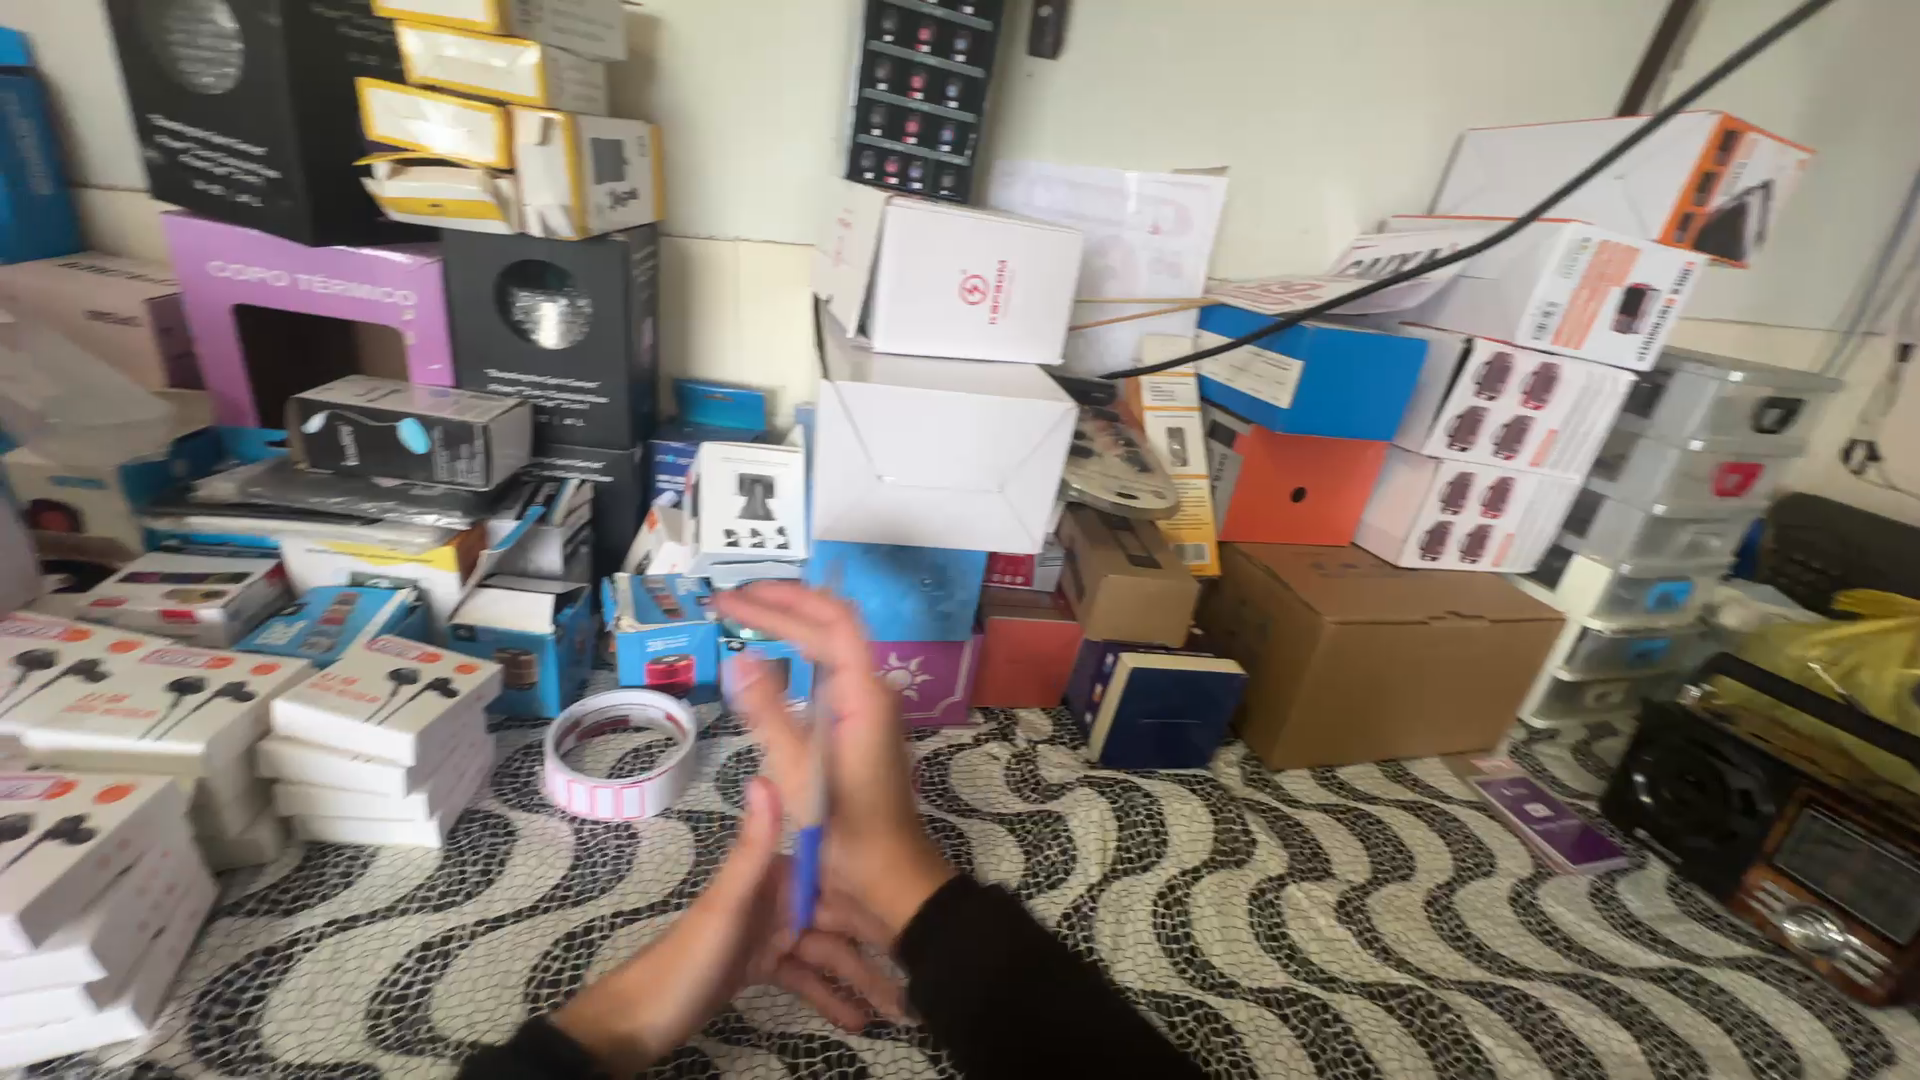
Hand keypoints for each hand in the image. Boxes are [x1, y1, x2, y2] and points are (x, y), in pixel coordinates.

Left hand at [551, 778, 905, 1073]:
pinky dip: (828, 996)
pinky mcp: (761, 966)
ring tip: (897, 1009)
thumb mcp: (727, 904)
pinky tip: (857, 1019)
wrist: (635, 1022)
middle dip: (875, 950)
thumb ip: (753, 846)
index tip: (910, 912)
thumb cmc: (687, 959)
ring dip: (859, 980)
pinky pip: (804, 977)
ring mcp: (770, 933)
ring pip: (826, 953)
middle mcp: (778, 898)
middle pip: (837, 922)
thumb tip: (766, 775)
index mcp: (774, 876)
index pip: (835, 881)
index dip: (872, 897)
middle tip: (914, 978)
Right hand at [715, 582, 956, 943]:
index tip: (733, 599)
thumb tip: (739, 657)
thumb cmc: (845, 830)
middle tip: (728, 600)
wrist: (889, 874)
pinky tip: (771, 657)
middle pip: (832, 624)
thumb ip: (769, 712)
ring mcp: (869, 703)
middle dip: (782, 604)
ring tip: (743, 614)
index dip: (782, 601)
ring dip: (791, 623)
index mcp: (865, 692)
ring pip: (832, 645)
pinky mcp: (860, 721)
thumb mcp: (798, 773)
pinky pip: (829, 669)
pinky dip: (798, 653)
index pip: (830, 621)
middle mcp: (872, 687)